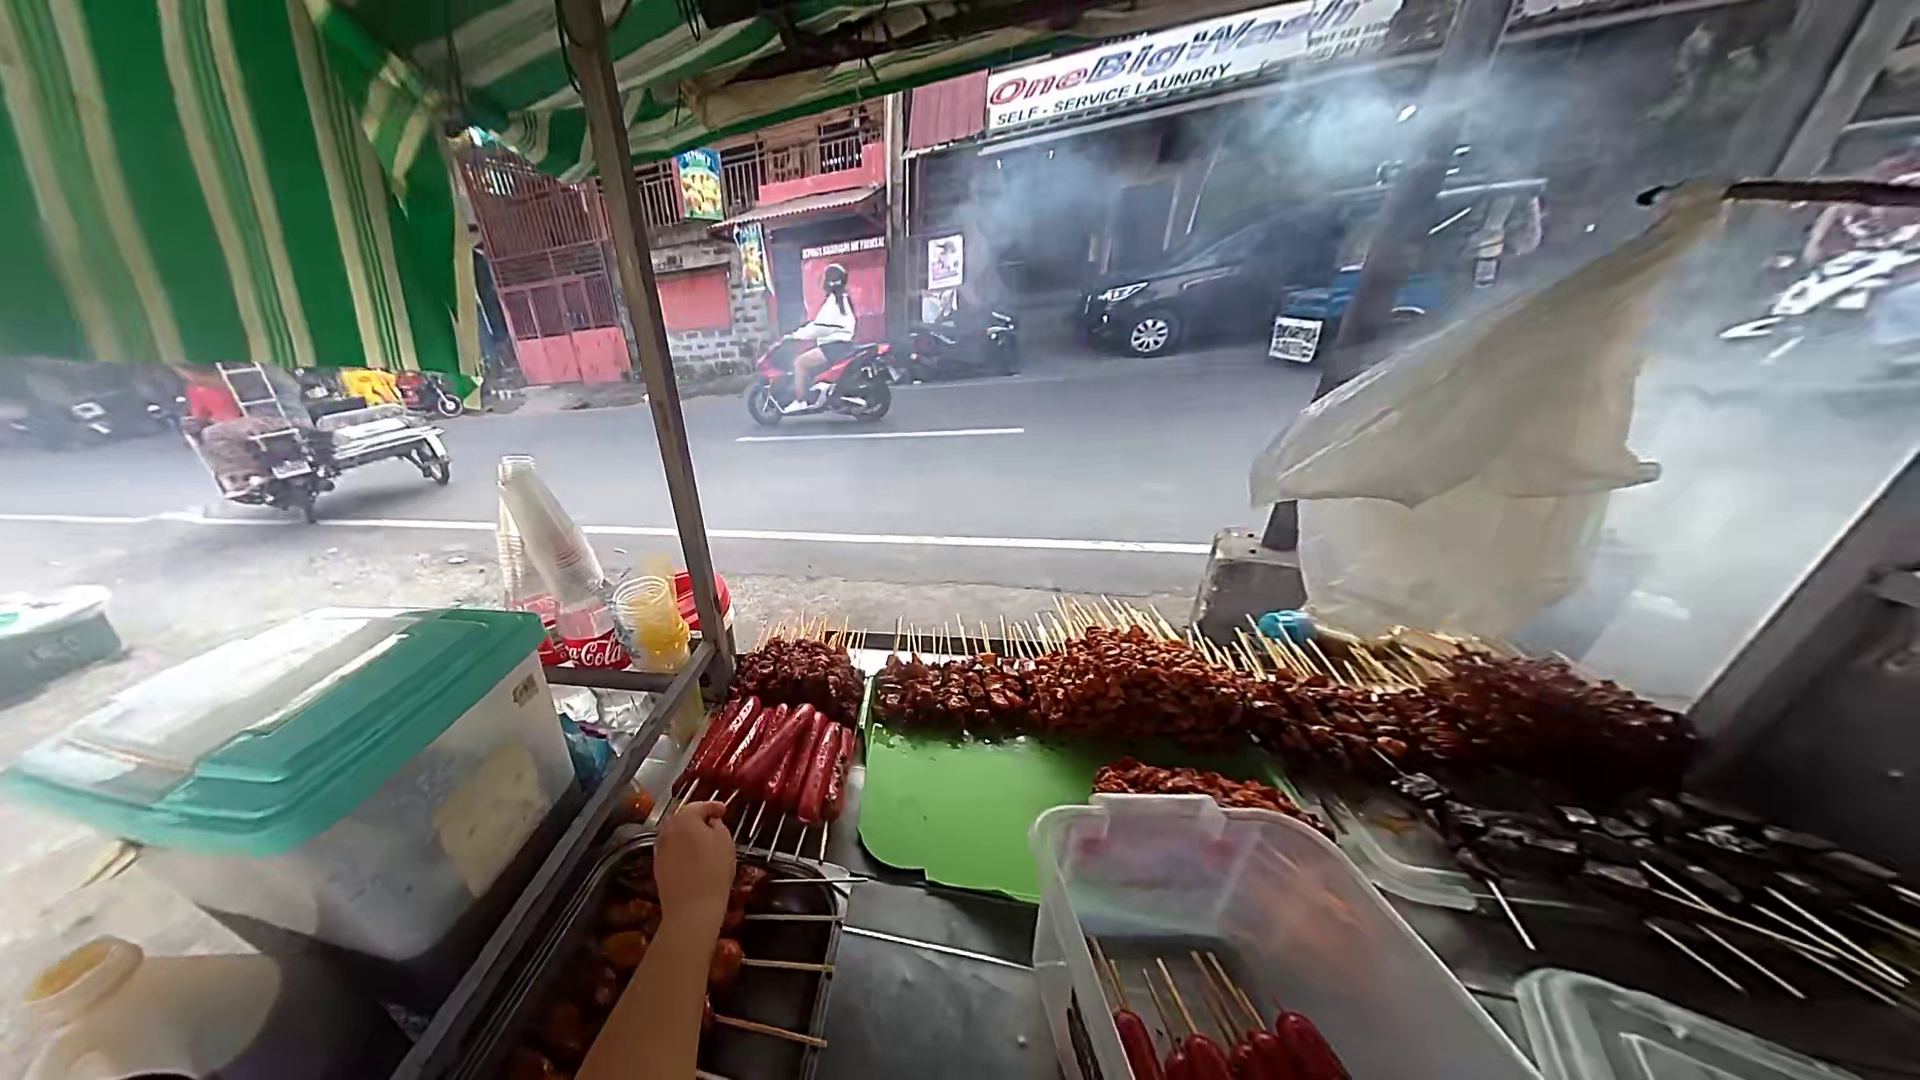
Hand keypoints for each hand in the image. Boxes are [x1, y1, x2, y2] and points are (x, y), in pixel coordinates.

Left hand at [653, 801, 734, 930]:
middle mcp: (667, 831)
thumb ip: (717, 825)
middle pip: (682, 817)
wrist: (692, 909)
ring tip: (703, 838)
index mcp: (685, 820)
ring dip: (688, 831)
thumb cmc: (714, 870)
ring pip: (674, 833)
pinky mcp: (658, 866)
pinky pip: (671, 847)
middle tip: (713, 821)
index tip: (724, 811)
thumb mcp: (725, 841)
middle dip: (697, 817)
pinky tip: (692, 854)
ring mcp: (660, 849)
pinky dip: (681, 845)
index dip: (713, 806)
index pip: (698, 805)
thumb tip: (711, 821)